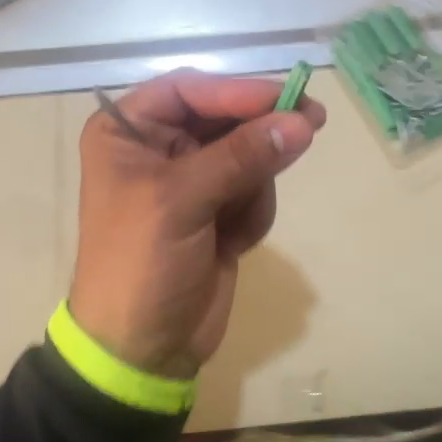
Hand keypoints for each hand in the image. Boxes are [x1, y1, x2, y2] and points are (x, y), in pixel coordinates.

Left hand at [67, 69, 325, 378]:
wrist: (143, 352)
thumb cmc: (141, 262)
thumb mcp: (182, 201)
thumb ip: (241, 156)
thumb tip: (300, 121)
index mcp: (127, 130)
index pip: (188, 90)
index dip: (235, 91)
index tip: (284, 97)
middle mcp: (157, 146)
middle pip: (222, 116)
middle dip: (259, 129)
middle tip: (313, 120)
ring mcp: (190, 179)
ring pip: (246, 151)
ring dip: (254, 183)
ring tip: (238, 222)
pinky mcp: (217, 210)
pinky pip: (254, 188)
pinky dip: (253, 211)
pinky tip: (235, 242)